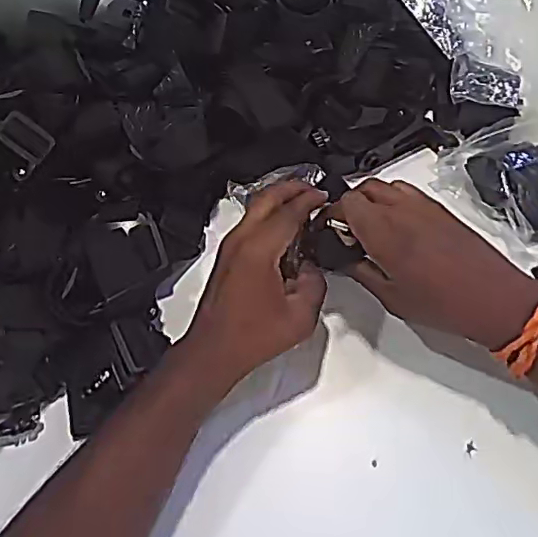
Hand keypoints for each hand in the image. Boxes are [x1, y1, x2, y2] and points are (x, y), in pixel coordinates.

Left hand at [175, 181, 329, 393]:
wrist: (215, 348)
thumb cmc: (247, 336)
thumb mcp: (300, 317)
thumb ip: (314, 285)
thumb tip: (313, 269)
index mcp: (258, 249)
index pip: (288, 212)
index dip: (309, 200)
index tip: (323, 196)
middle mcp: (241, 241)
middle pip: (267, 198)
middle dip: (291, 188)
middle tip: (311, 188)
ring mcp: (230, 246)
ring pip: (255, 208)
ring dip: (279, 201)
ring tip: (301, 204)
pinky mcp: (227, 255)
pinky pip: (250, 224)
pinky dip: (268, 217)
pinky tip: (284, 230)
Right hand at [337, 179, 537, 347]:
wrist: (495, 300)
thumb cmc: (448, 302)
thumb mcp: (391, 297)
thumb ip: (361, 271)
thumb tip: (346, 260)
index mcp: (382, 229)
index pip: (344, 203)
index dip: (333, 215)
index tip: (332, 231)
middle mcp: (400, 210)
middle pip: (362, 189)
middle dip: (350, 205)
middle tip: (349, 230)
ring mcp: (422, 206)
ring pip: (385, 187)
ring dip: (373, 201)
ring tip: (373, 226)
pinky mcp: (439, 209)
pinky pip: (407, 193)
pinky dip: (395, 201)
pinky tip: (399, 225)